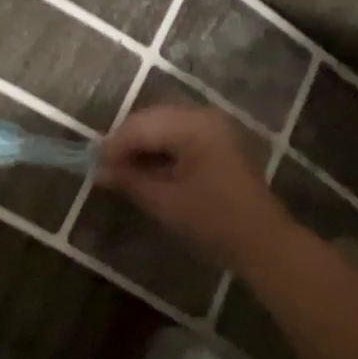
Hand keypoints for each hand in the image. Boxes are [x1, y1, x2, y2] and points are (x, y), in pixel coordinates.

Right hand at [97, 105, 295, 272]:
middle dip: (128, 141)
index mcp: (194, 125)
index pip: (142, 125)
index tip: (93, 165)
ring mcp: (215, 126)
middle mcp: (205, 116)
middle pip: (153, 119)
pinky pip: (181, 134)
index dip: (115, 145)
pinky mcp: (219, 140)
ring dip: (143, 144)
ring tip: (123, 169)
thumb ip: (130, 180)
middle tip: (106, 167)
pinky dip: (162, 148)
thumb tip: (100, 171)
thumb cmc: (214, 222)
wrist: (264, 242)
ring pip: (165, 124)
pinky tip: (148, 168)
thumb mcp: (165, 202)